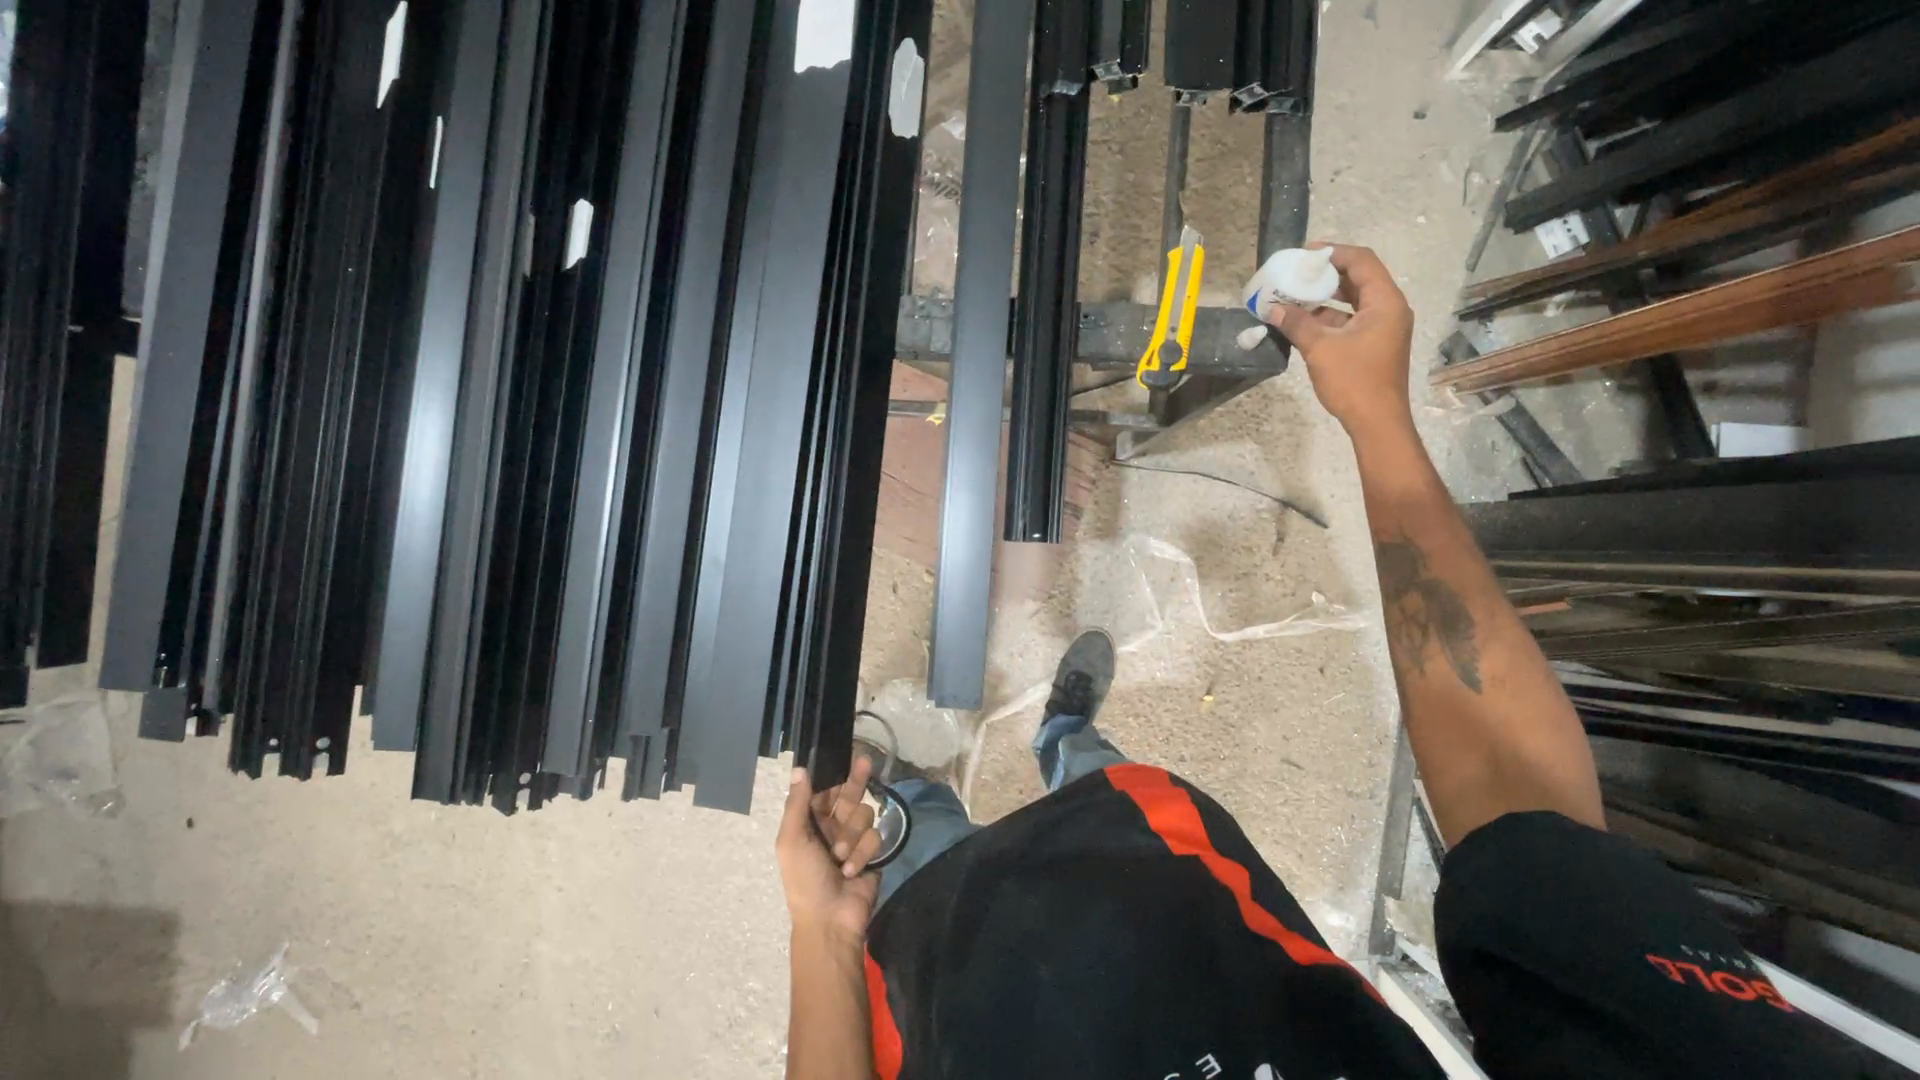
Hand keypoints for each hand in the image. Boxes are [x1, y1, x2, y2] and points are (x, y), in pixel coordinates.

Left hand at [776, 756, 884, 943]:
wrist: (830, 919)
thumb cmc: (804, 879)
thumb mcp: (792, 840)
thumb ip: (797, 803)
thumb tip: (799, 768)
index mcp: (809, 823)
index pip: (824, 791)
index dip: (833, 776)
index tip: (845, 757)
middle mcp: (832, 827)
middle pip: (849, 795)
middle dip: (856, 780)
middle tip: (867, 761)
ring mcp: (854, 839)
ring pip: (864, 815)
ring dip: (852, 835)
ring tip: (840, 857)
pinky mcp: (872, 852)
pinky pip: (875, 836)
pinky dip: (863, 852)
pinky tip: (852, 870)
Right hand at [1266, 243, 1416, 440]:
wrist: (1376, 421)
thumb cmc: (1354, 380)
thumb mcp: (1320, 349)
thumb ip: (1297, 323)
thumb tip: (1272, 308)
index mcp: (1385, 302)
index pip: (1362, 261)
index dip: (1334, 253)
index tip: (1306, 254)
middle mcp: (1389, 309)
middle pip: (1359, 279)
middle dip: (1327, 274)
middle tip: (1298, 272)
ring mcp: (1383, 328)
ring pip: (1354, 301)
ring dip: (1326, 297)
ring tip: (1296, 295)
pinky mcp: (1374, 344)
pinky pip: (1351, 320)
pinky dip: (1330, 317)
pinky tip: (1304, 321)